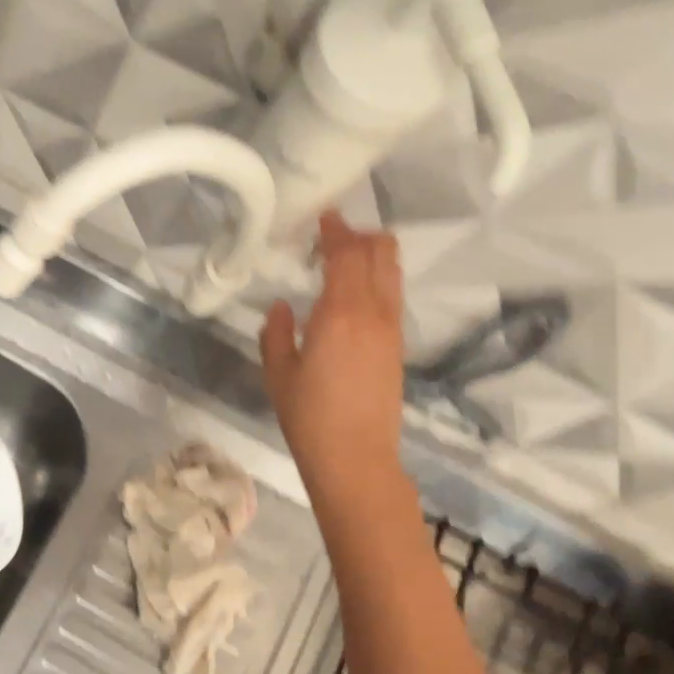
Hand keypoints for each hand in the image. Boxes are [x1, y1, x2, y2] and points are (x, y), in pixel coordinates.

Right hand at [260, 211, 405, 499]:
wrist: (354, 455)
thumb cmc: (307, 416)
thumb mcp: (277, 374)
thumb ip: (276, 334)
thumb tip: (282, 307)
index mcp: (340, 313)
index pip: (345, 255)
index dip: (335, 231)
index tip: (323, 218)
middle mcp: (374, 311)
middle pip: (380, 253)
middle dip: (359, 236)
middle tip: (333, 236)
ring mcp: (391, 326)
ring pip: (391, 271)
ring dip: (372, 255)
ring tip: (345, 259)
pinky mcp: (396, 343)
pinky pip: (391, 294)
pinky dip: (376, 279)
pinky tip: (353, 294)